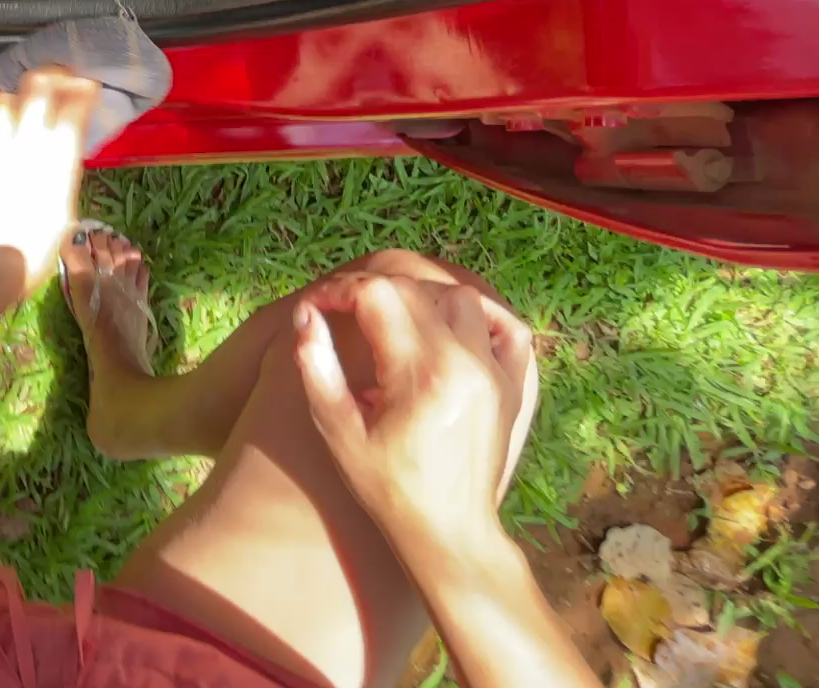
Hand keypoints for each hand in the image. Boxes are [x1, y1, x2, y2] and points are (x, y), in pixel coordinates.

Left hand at [0, 68, 97, 296]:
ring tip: (12, 119)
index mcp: (58, 157)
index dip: (82, 90)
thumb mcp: (62, 215)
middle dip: (49, 79)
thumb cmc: (31, 255)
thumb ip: (60, 175)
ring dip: (10, 105)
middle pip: (38, 84)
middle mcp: (25, 141)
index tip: (84, 88)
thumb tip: (56, 156)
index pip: (75, 102)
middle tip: (51, 85)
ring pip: (0, 99)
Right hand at [293, 275, 535, 547]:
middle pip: (413, 289)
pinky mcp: (514, 386)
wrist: (448, 530)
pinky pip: (507, 327)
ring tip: (385, 315)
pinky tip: (446, 320)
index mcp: (420, 374)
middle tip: (338, 309)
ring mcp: (496, 373)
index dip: (336, 291)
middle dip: (366, 288)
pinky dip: (477, 311)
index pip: (377, 294)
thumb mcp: (335, 426)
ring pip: (459, 296)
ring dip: (415, 294)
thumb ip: (315, 363)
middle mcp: (465, 363)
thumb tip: (304, 313)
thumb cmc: (383, 481)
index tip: (313, 307)